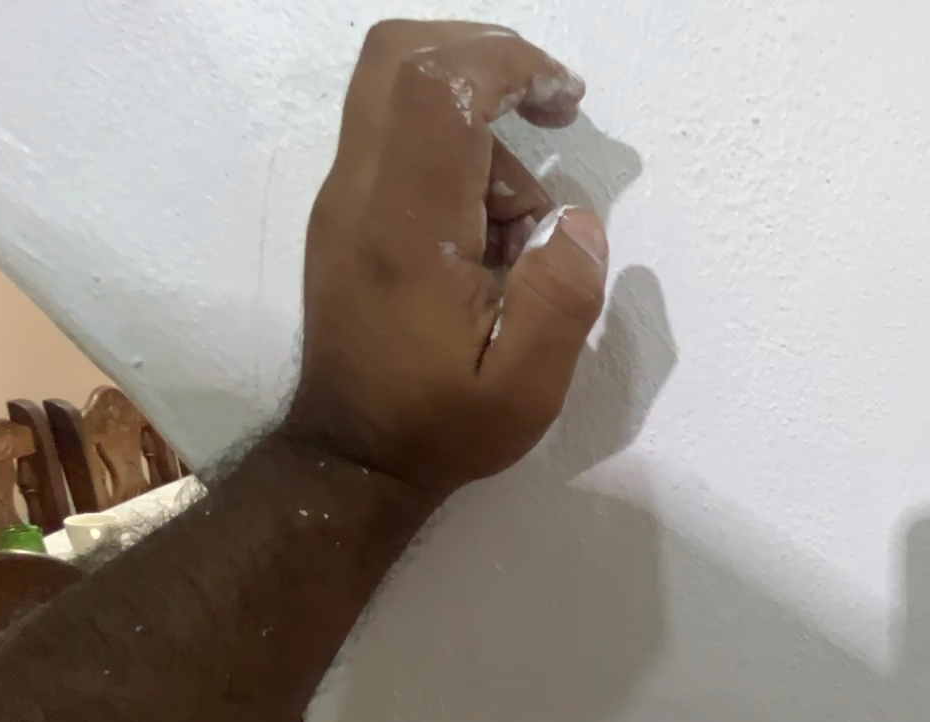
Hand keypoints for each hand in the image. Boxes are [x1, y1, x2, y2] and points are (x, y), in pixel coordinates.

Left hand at [281, 20, 609, 499]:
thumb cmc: (447, 424)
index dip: (507, 64)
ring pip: (409, 110)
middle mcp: (361, 194)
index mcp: (406, 228)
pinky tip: (496, 245)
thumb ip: (561, 297)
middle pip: (398, 60)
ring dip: (489, 147)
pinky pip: (406, 151)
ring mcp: (348, 203)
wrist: (360, 455)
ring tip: (526, 243)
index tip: (569, 95)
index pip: (438, 90)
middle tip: (556, 106)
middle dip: (486, 58)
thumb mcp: (529, 384)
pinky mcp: (354, 220)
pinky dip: (466, 168)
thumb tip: (581, 223)